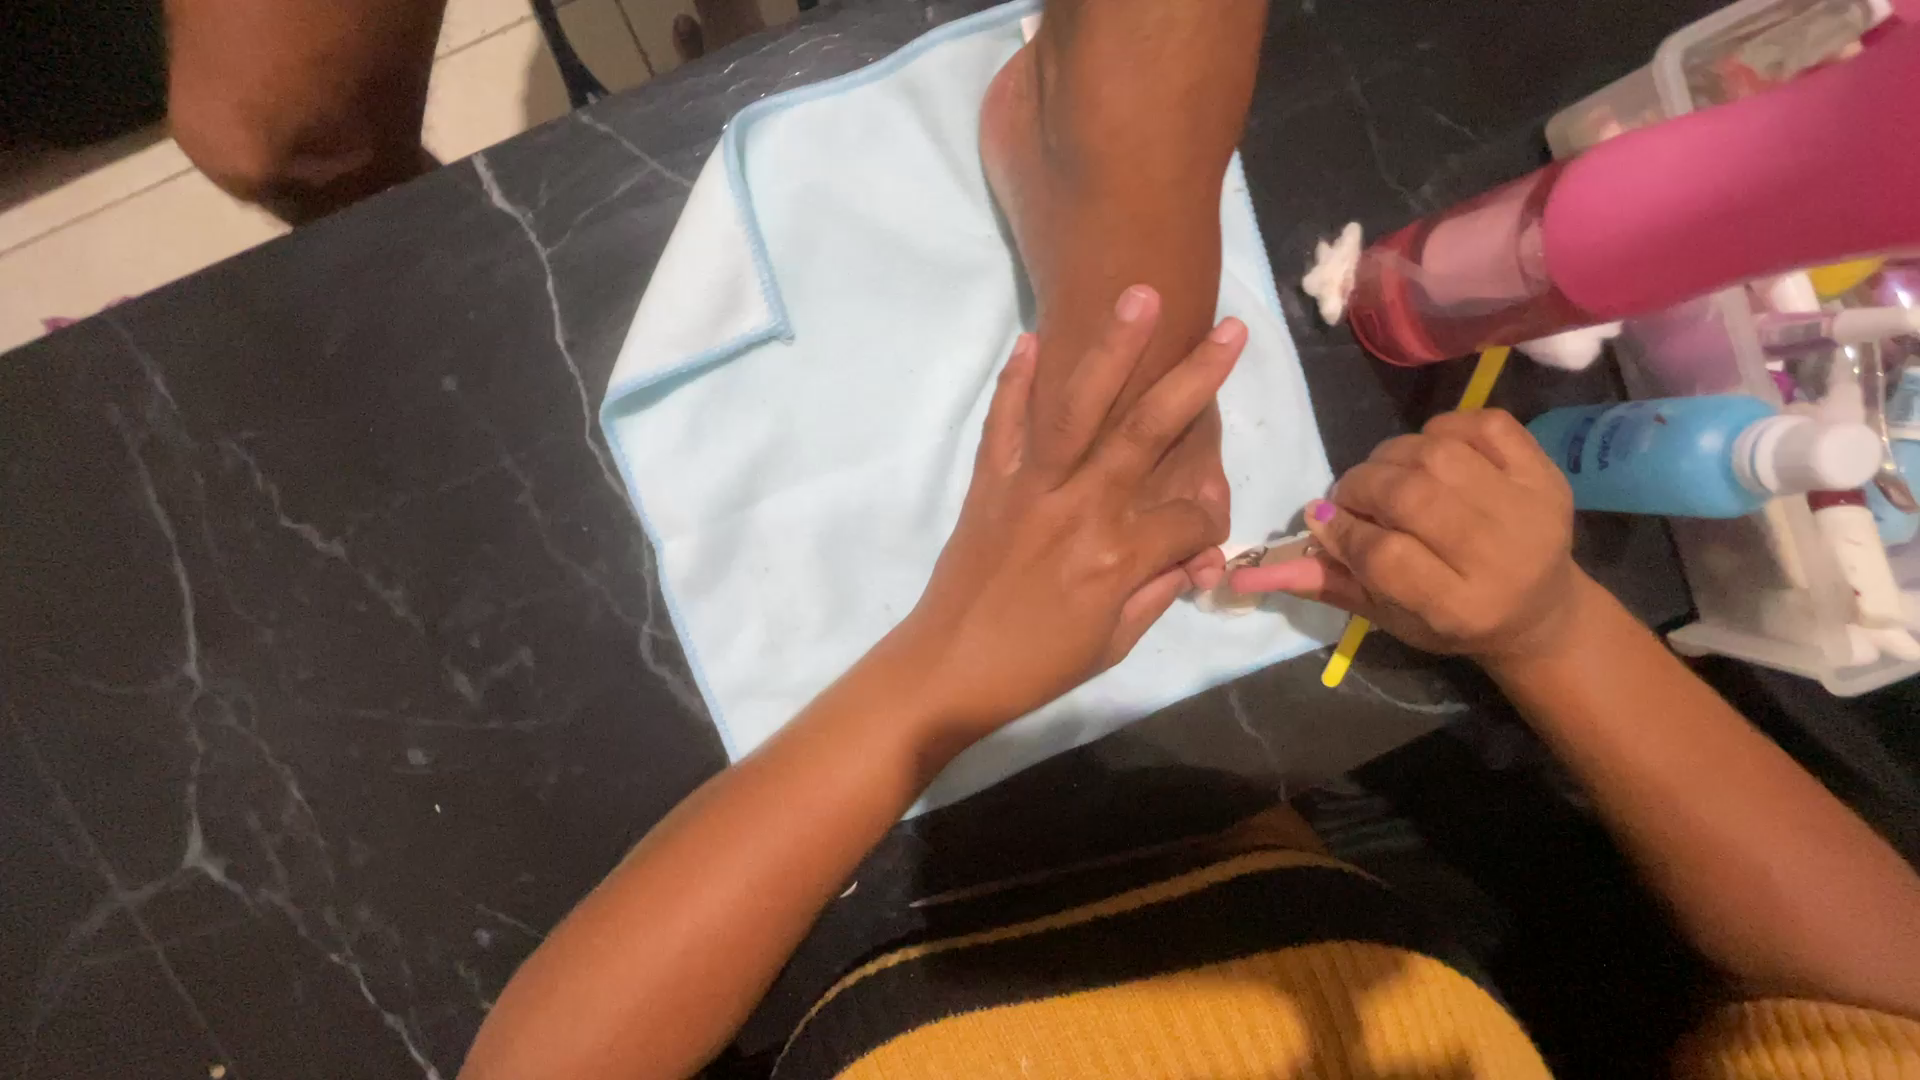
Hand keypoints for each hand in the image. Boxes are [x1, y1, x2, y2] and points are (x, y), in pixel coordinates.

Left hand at [895, 285, 1242, 742]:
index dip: (1209, 522)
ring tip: (1137, 295)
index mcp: (1119, 557)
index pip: (1190, 518)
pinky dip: (1014, 383)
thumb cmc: (1036, 666)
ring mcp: (1028, 489)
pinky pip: (1002, 426)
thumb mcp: (1115, 644)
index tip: (1203, 533)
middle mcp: (1080, 509)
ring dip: (1109, 350)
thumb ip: (1157, 590)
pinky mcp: (987, 484)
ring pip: (1075, 410)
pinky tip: (1030, 339)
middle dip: (1194, 379)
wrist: (947, 667)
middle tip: (1229, 327)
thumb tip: (1191, 556)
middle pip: (1146, 433)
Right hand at [1229, 409, 1585, 663]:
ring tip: (1383, 476)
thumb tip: (1250, 570)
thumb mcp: (1384, 617)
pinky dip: (1442, 429)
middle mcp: (1502, 555)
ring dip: (1392, 457)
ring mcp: (1529, 508)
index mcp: (1459, 607)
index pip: (1385, 556)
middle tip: (1349, 498)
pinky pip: (1484, 424)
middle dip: (1361, 489)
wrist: (1541, 609)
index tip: (1323, 523)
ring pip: (1438, 455)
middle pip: (1411, 497)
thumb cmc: (1449, 621)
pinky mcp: (1546, 473)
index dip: (1343, 532)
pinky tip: (1428, 453)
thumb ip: (1326, 585)